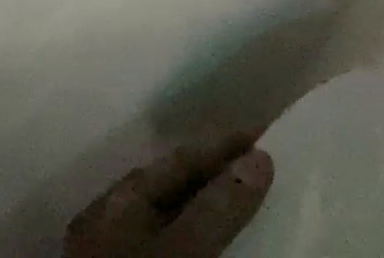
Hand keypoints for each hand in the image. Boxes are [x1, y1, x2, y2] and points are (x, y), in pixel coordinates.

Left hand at [61, 133, 272, 257]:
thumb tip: (259, 159)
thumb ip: (217, 208)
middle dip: (222, 179)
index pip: (178, 160)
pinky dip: (206, 249)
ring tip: (258, 210)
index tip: (268, 137)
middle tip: (269, 170)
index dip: (223, 146)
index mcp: (116, 208)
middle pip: (176, 191)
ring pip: (178, 227)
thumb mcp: (181, 254)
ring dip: (216, 217)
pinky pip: (179, 255)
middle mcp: (113, 230)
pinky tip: (229, 252)